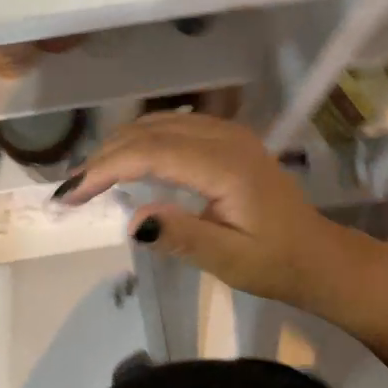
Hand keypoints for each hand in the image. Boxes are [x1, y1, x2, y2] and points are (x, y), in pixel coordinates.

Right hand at [55, 114, 376, 308]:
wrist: (319, 255)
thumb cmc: (276, 263)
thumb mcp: (231, 261)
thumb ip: (184, 237)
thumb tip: (134, 220)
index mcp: (226, 166)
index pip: (152, 153)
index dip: (105, 169)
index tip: (70, 195)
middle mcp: (225, 138)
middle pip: (149, 131)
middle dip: (103, 157)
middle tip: (69, 191)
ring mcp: (227, 133)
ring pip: (158, 124)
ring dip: (119, 146)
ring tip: (88, 180)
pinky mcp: (226, 138)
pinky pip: (172, 127)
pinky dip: (140, 140)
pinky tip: (124, 163)